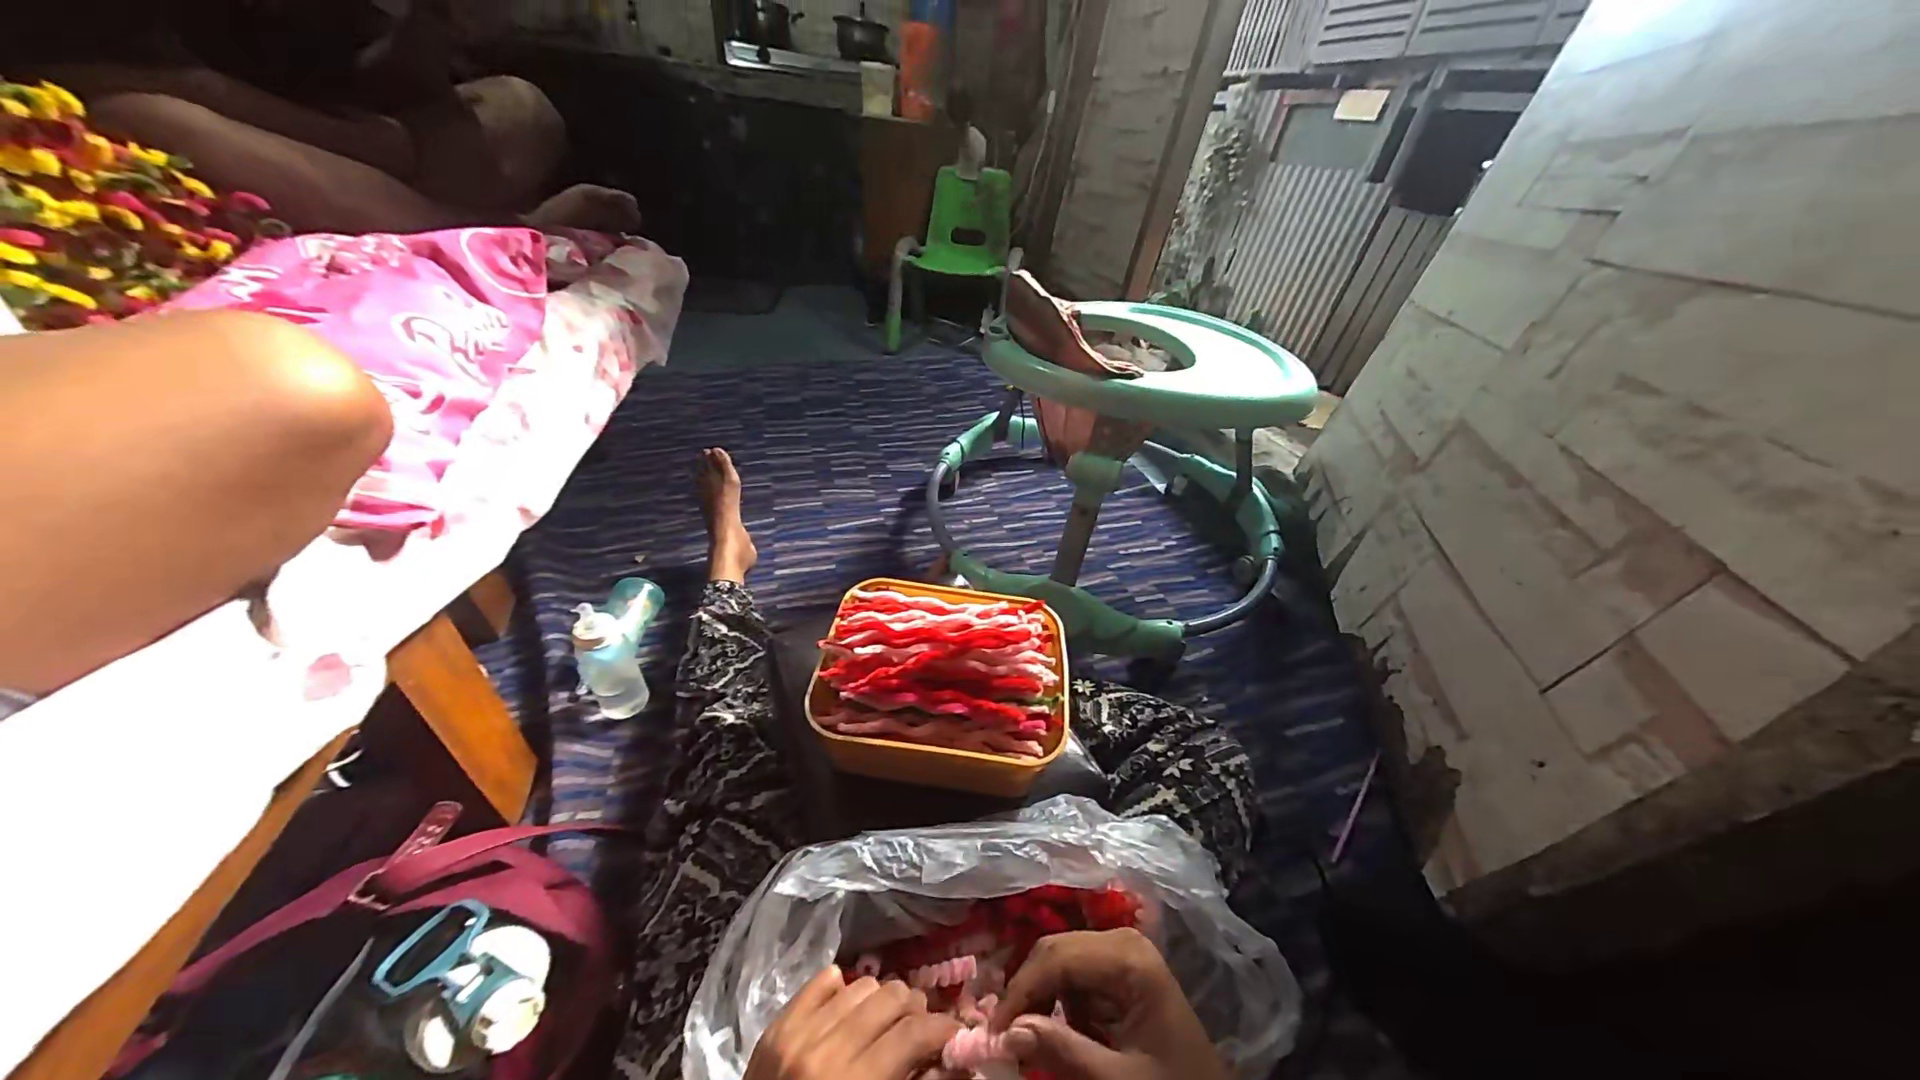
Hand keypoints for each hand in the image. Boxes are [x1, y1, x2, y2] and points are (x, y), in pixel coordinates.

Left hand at [747, 967, 962, 1079]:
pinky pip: (822, 980)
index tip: (954, 1035)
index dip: (942, 1028)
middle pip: (892, 996)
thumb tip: (955, 1062)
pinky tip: (847, 1012)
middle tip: (917, 1030)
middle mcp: (826, 1049)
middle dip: (913, 1010)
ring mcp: (798, 1032)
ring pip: (862, 984)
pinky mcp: (778, 1024)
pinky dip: (841, 990)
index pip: (913, 1033)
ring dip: (879, 1001)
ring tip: (880, 1023)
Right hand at [990, 929, 1228, 1079]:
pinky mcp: (1122, 966)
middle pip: (1056, 950)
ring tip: (1035, 1037)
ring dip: (1044, 996)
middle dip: (1028, 990)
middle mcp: (1123, 940)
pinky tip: (1069, 1030)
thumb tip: (1009, 1031)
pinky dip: (1063, 1000)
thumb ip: (1062, 1052)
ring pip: (1061, 959)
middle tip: (1007, 1035)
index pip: (1057, 957)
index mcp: (1128, 958)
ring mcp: (1124, 950)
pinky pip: (1077, 972)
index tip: (995, 1031)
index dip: (1020, 991)